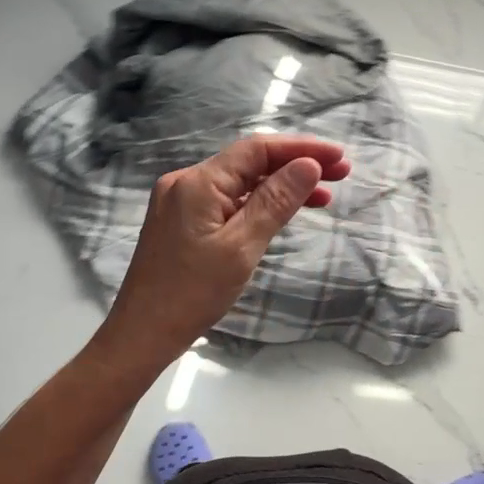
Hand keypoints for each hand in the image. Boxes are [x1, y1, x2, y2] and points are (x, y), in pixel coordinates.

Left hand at [97, 135, 350, 365]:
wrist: (142, 334)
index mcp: (197, 183)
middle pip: (249, 163)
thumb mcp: (242, 247)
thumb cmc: (192, 293)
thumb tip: (308, 166)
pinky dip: (258, 204)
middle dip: (295, 165)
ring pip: (239, 183)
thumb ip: (276, 202)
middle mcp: (186, 183)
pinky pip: (227, 202)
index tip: (339, 159)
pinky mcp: (181, 223)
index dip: (302, 149)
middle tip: (342, 174)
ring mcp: (181, 203)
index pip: (257, 150)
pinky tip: (282, 212)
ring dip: (280, 186)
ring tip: (323, 196)